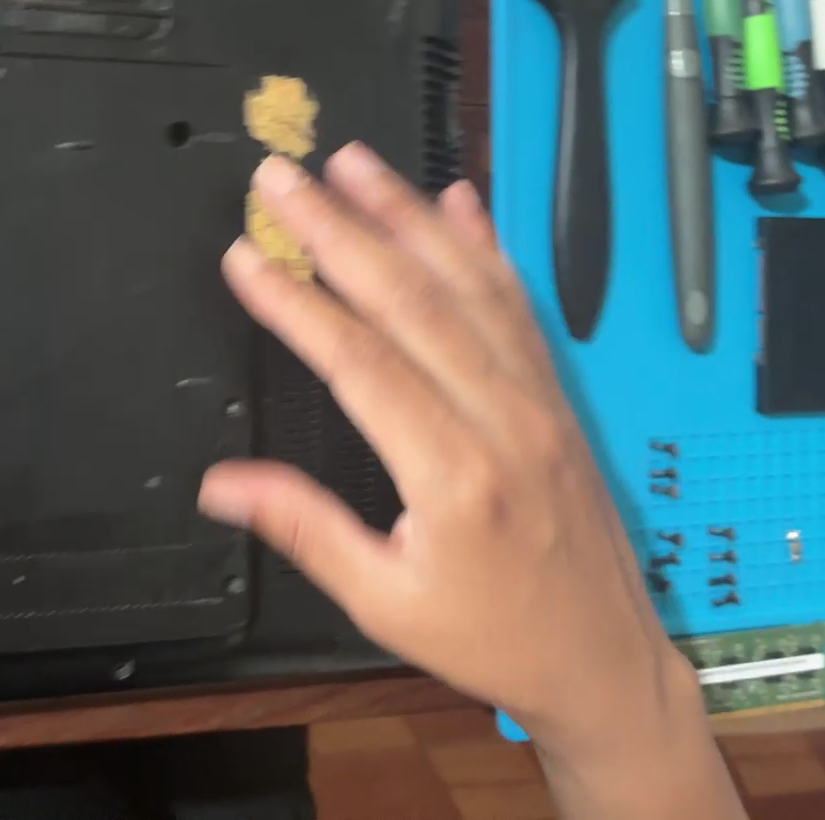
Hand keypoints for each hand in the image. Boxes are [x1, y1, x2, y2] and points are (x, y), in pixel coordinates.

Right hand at [198, 146, 741, 818]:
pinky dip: (484, 242)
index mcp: (451, 474)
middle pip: (409, 299)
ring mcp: (535, 394)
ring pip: (465, 282)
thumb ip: (303, 528)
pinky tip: (458, 199)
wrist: (604, 661)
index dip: (295, 303)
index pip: (358, 361)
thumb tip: (221, 484)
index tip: (247, 256)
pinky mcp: (553, 389)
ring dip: (405, 214)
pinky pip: (517, 300)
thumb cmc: (493, 637)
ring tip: (354, 163)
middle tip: (284, 178)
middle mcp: (500, 416)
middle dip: (337, 229)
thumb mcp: (383, 602)